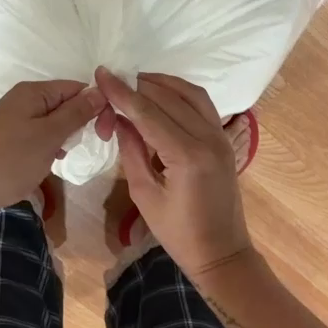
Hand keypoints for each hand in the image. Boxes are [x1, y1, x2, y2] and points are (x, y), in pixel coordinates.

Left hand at [0, 80, 107, 219]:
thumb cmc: (11, 159)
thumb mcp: (49, 135)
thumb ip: (76, 113)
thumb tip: (100, 91)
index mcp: (33, 91)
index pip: (76, 88)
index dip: (94, 106)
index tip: (106, 131)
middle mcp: (23, 99)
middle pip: (65, 102)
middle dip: (80, 122)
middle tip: (86, 145)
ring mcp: (14, 118)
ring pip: (53, 121)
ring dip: (64, 136)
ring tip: (64, 154)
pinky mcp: (9, 138)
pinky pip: (39, 134)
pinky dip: (49, 145)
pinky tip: (51, 161)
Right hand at [95, 68, 251, 276]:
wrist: (221, 252)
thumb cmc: (178, 233)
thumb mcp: (145, 195)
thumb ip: (131, 152)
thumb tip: (119, 118)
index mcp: (187, 156)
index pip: (148, 113)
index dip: (122, 93)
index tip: (101, 74)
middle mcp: (208, 139)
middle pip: (168, 98)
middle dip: (137, 88)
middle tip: (111, 86)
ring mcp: (221, 137)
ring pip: (190, 94)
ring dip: (162, 83)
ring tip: (135, 82)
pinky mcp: (225, 140)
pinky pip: (202, 105)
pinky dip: (180, 93)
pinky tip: (161, 94)